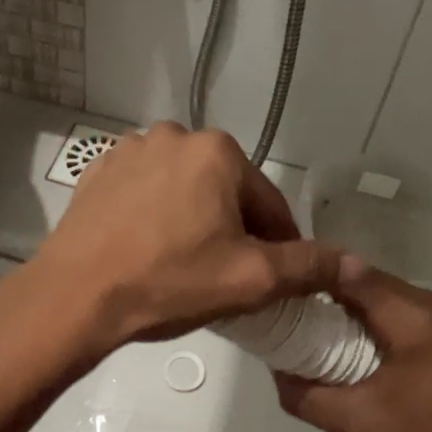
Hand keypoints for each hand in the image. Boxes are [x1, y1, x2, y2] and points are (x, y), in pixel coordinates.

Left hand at [29, 122, 345, 354]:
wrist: (76, 295)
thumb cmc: (169, 282)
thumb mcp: (250, 280)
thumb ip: (307, 266)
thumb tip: (356, 261)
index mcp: (217, 151)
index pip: (269, 204)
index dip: (278, 246)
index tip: (271, 282)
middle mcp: (173, 135)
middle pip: (225, 191)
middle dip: (232, 230)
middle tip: (223, 277)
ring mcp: (129, 149)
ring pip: (183, 189)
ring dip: (192, 219)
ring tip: (182, 265)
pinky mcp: (97, 171)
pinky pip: (144, 191)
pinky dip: (154, 214)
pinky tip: (146, 249)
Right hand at [273, 265, 431, 431]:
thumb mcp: (357, 425)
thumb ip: (306, 395)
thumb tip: (276, 372)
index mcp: (416, 317)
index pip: (351, 275)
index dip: (313, 280)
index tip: (284, 297)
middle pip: (372, 284)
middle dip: (335, 301)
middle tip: (304, 328)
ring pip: (394, 299)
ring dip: (363, 315)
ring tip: (335, 346)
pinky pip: (415, 316)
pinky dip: (388, 326)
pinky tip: (377, 358)